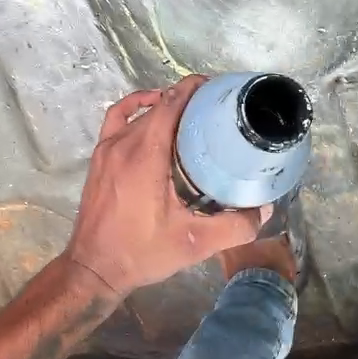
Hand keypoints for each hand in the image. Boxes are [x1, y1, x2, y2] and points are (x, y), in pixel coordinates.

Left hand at [64, 75, 265, 299]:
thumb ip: (234, 227)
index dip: (194, 89)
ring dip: (166, 105)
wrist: (93, 269)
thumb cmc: (142, 252)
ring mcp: (107, 148)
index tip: (218, 89)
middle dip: (187, 99)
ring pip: (141, 112)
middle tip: (216, 108)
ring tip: (192, 112)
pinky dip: (136, 106)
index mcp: (146, 156)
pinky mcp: (99, 157)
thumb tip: (264, 210)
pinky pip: (117, 117)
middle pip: (160, 105)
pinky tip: (152, 109)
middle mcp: (124, 144)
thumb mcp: (193, 243)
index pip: (171, 104)